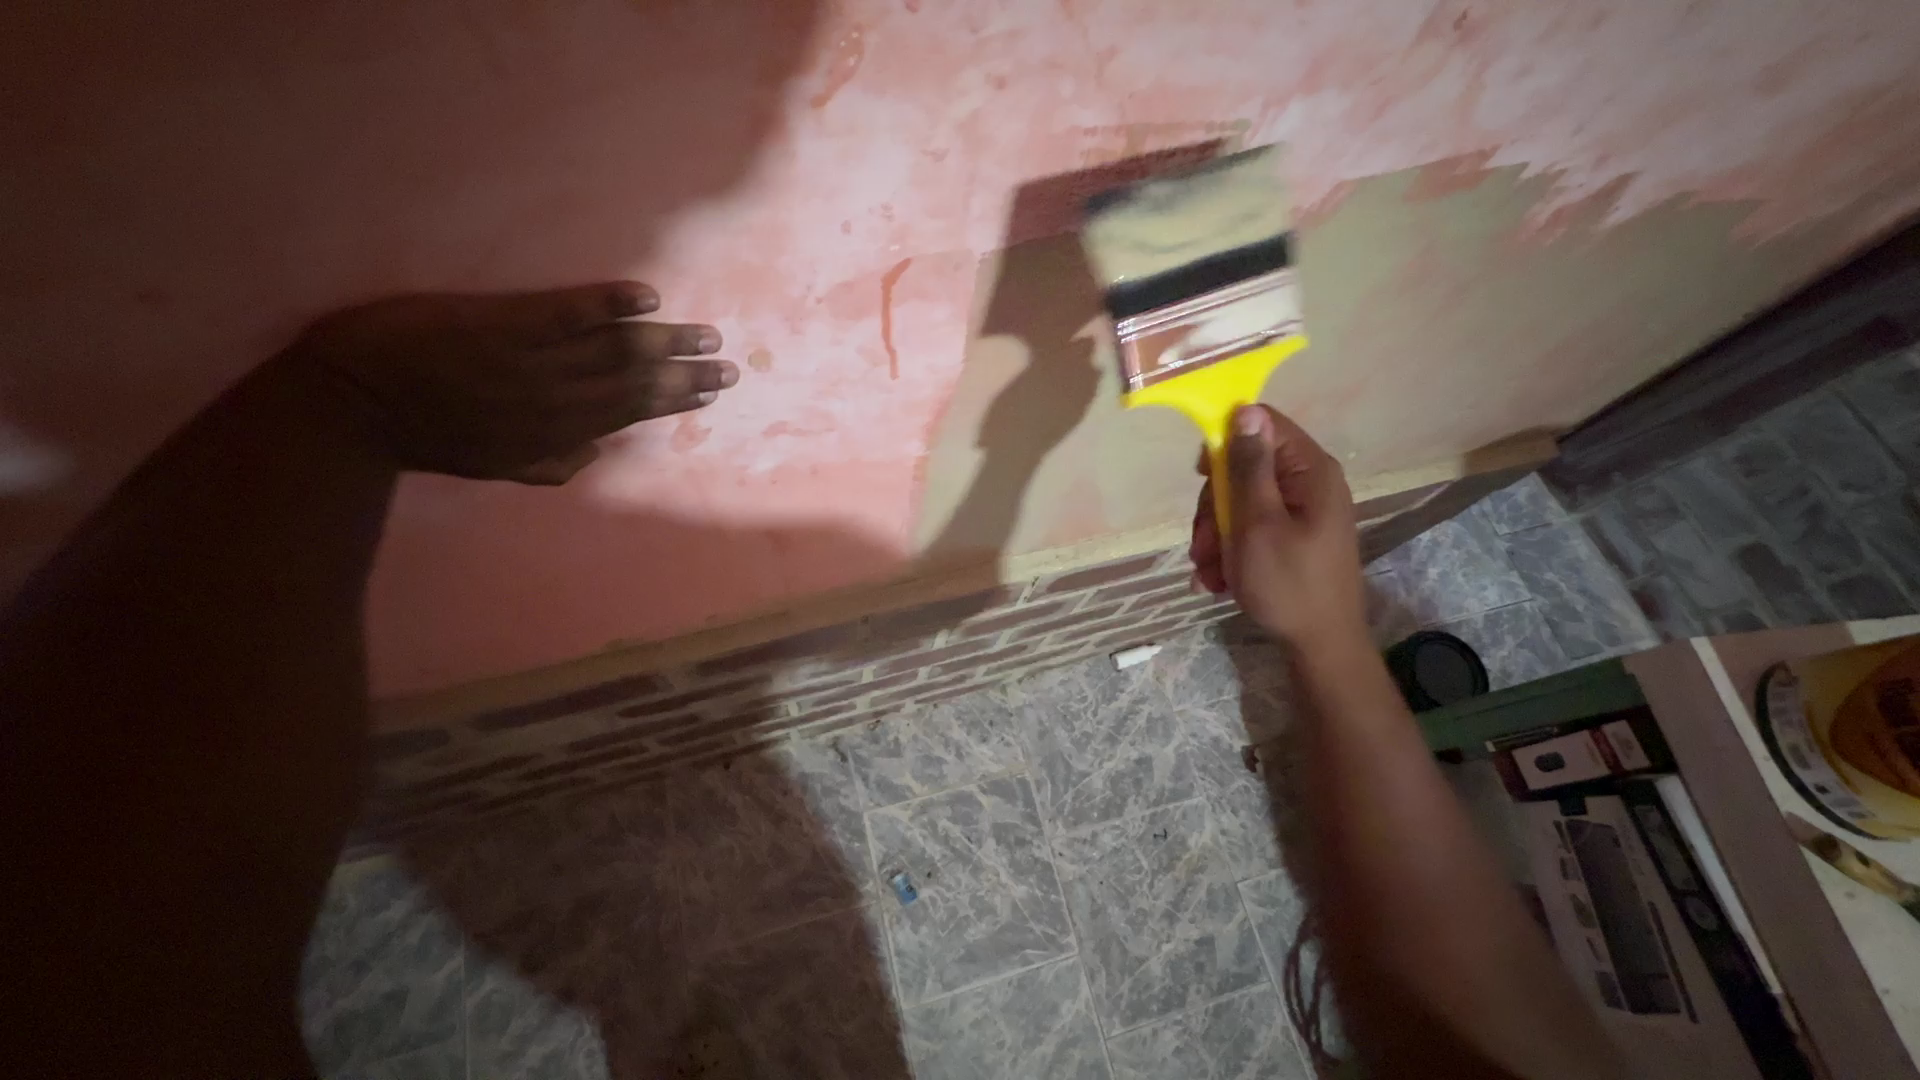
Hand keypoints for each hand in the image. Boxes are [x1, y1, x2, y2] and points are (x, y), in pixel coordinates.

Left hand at [287, 281, 738, 483]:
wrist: (349, 408)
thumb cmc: (423, 438)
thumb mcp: (492, 467)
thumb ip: (549, 466)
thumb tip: (599, 454)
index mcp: (555, 435)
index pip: (629, 414)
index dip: (673, 401)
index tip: (709, 392)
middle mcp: (557, 402)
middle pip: (634, 384)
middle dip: (685, 375)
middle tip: (727, 365)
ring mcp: (532, 364)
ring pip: (613, 352)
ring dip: (664, 343)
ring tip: (704, 335)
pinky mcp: (502, 327)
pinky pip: (565, 314)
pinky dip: (608, 305)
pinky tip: (645, 297)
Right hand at [1190, 405, 1366, 656]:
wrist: (1320, 646)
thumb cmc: (1288, 584)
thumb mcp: (1258, 523)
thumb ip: (1249, 466)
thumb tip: (1245, 410)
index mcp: (1310, 471)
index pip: (1263, 425)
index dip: (1226, 443)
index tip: (1202, 477)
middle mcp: (1309, 483)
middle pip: (1245, 468)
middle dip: (1215, 506)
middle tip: (1203, 543)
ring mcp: (1302, 512)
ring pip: (1241, 502)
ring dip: (1215, 535)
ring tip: (1207, 571)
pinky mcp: (1294, 537)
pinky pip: (1252, 528)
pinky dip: (1230, 551)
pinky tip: (1217, 580)